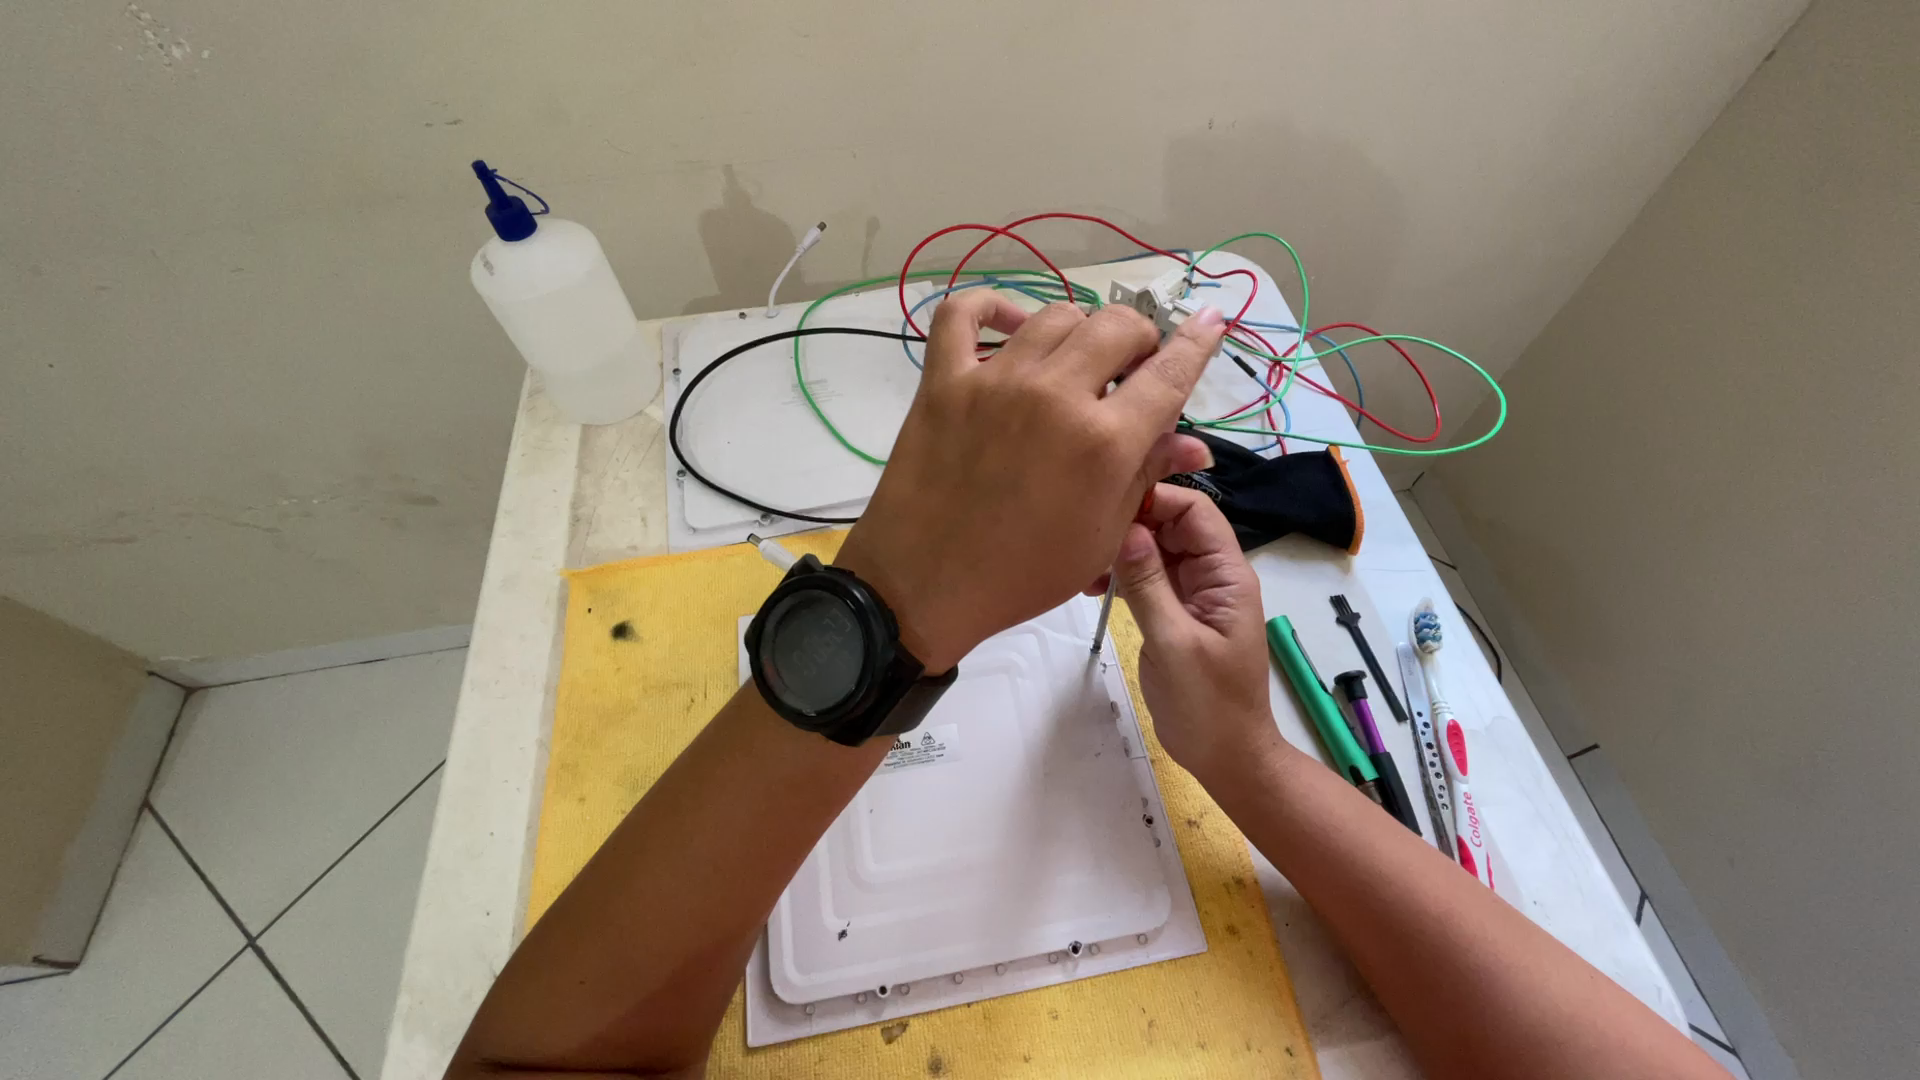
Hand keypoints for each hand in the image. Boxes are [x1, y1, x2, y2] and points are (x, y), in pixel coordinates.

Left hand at [835, 292, 1226, 671]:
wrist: (924, 587)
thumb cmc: (1021, 577)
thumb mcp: (1100, 539)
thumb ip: (1145, 477)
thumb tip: (1191, 442)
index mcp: (1103, 442)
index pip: (1169, 372)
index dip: (1198, 343)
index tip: (1212, 322)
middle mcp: (1055, 395)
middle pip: (1117, 327)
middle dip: (1139, 341)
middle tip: (1131, 371)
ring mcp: (994, 381)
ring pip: (1054, 316)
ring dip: (1080, 331)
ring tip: (1075, 362)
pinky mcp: (943, 382)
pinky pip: (963, 314)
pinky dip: (991, 308)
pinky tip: (1010, 327)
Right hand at [1109, 484, 1280, 778]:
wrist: (1224, 755)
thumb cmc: (1208, 703)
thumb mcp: (1174, 642)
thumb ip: (1148, 584)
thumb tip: (1123, 531)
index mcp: (1226, 575)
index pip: (1195, 512)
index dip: (1155, 501)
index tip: (1108, 509)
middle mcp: (1211, 576)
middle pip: (1172, 526)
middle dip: (1131, 525)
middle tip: (1086, 540)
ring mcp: (1191, 595)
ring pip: (1155, 551)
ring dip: (1121, 553)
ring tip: (1084, 570)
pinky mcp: (1173, 613)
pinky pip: (1147, 579)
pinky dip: (1121, 578)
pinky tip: (1092, 587)